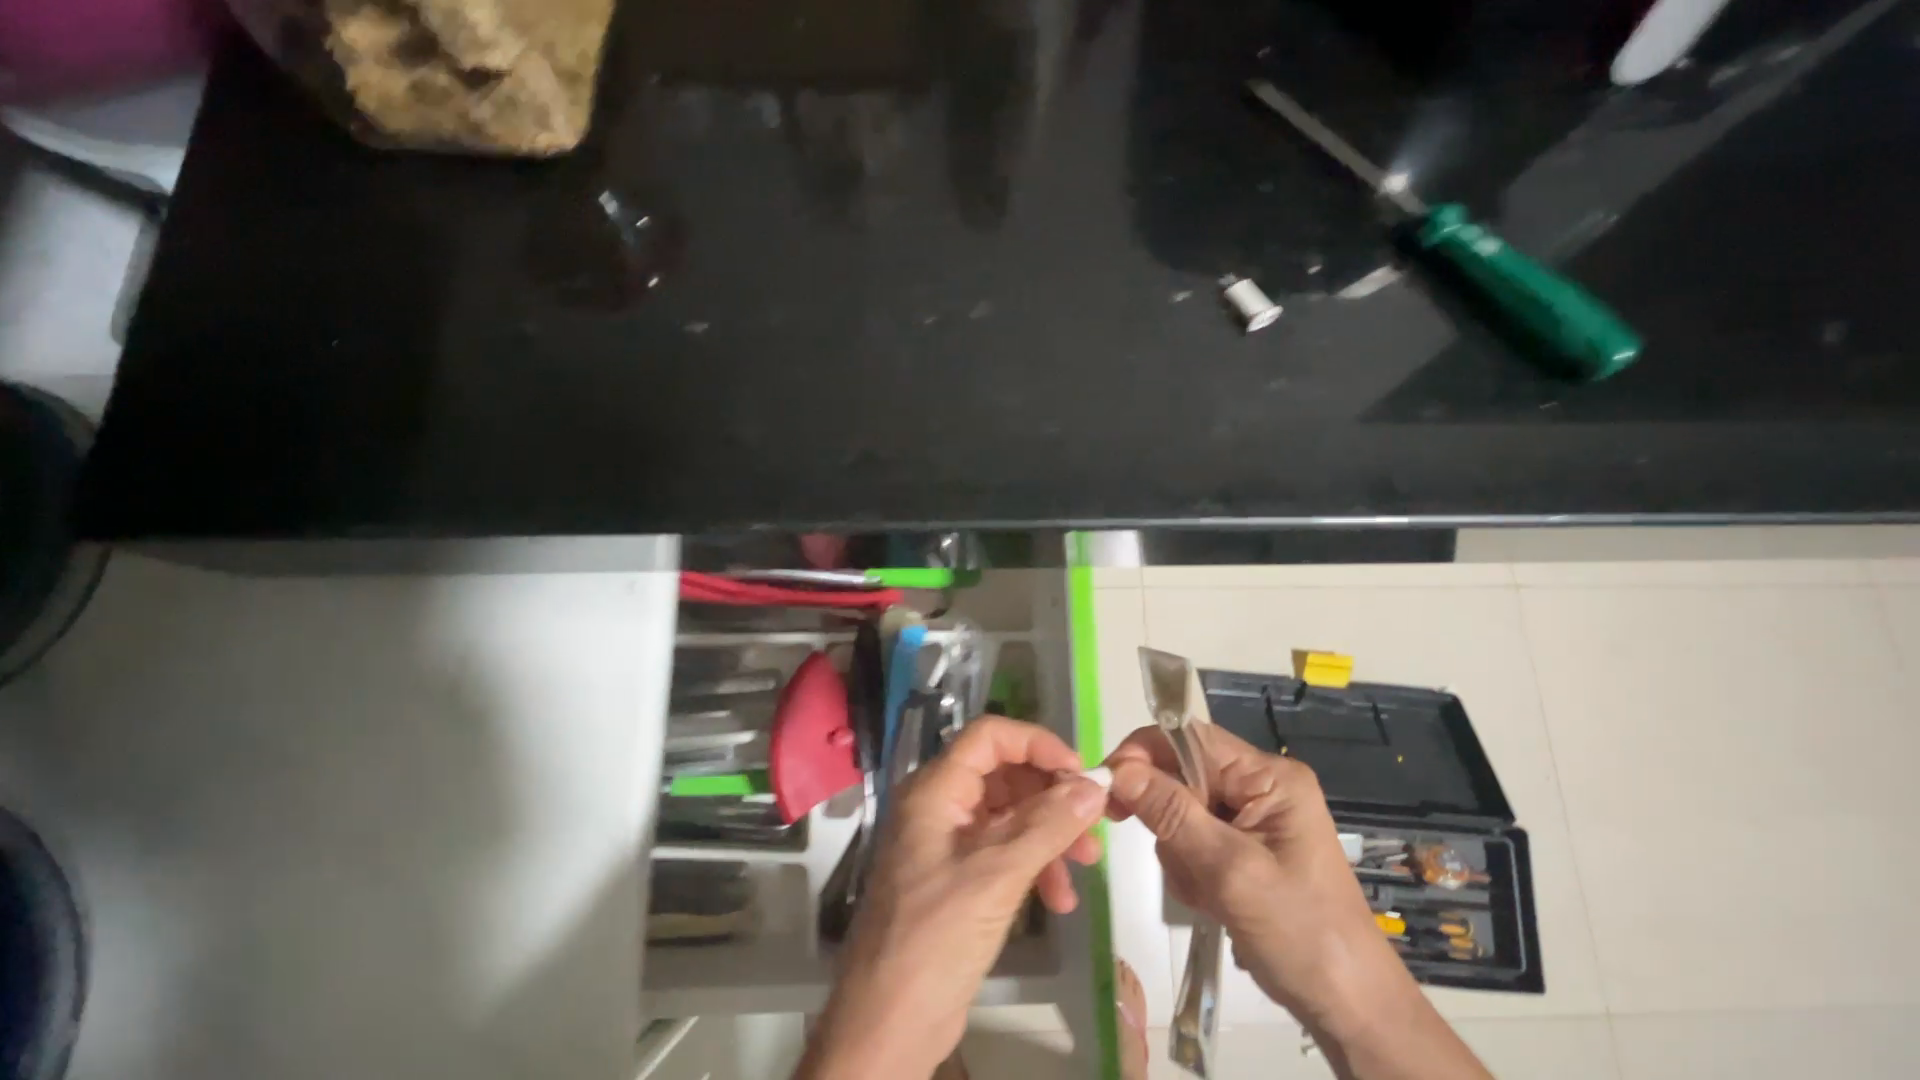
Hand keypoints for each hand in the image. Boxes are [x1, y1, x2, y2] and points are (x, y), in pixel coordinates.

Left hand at [797, 717, 1106, 1078]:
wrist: (888, 1021)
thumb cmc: (934, 938)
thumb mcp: (996, 876)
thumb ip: (1047, 826)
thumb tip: (1094, 787)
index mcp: (934, 792)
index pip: (988, 738)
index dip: (1036, 744)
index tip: (1080, 773)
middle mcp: (939, 809)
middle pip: (1004, 776)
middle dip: (1052, 798)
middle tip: (1093, 828)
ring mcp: (947, 846)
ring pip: (1009, 817)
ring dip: (1050, 836)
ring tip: (1086, 867)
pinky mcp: (958, 881)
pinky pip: (1004, 855)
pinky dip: (1035, 867)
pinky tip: (1060, 899)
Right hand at [1103, 724, 1404, 1037]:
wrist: (1345, 1002)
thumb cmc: (1298, 931)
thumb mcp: (1230, 870)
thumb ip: (1173, 815)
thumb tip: (1120, 770)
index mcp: (1270, 778)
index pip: (1192, 738)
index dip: (1146, 753)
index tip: (1110, 787)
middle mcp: (1260, 788)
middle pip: (1183, 775)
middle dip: (1168, 819)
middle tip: (1180, 864)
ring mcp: (1252, 820)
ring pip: (1180, 811)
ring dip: (1179, 852)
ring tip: (1206, 892)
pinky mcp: (1243, 850)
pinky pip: (1192, 841)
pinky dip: (1189, 870)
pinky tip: (1210, 901)